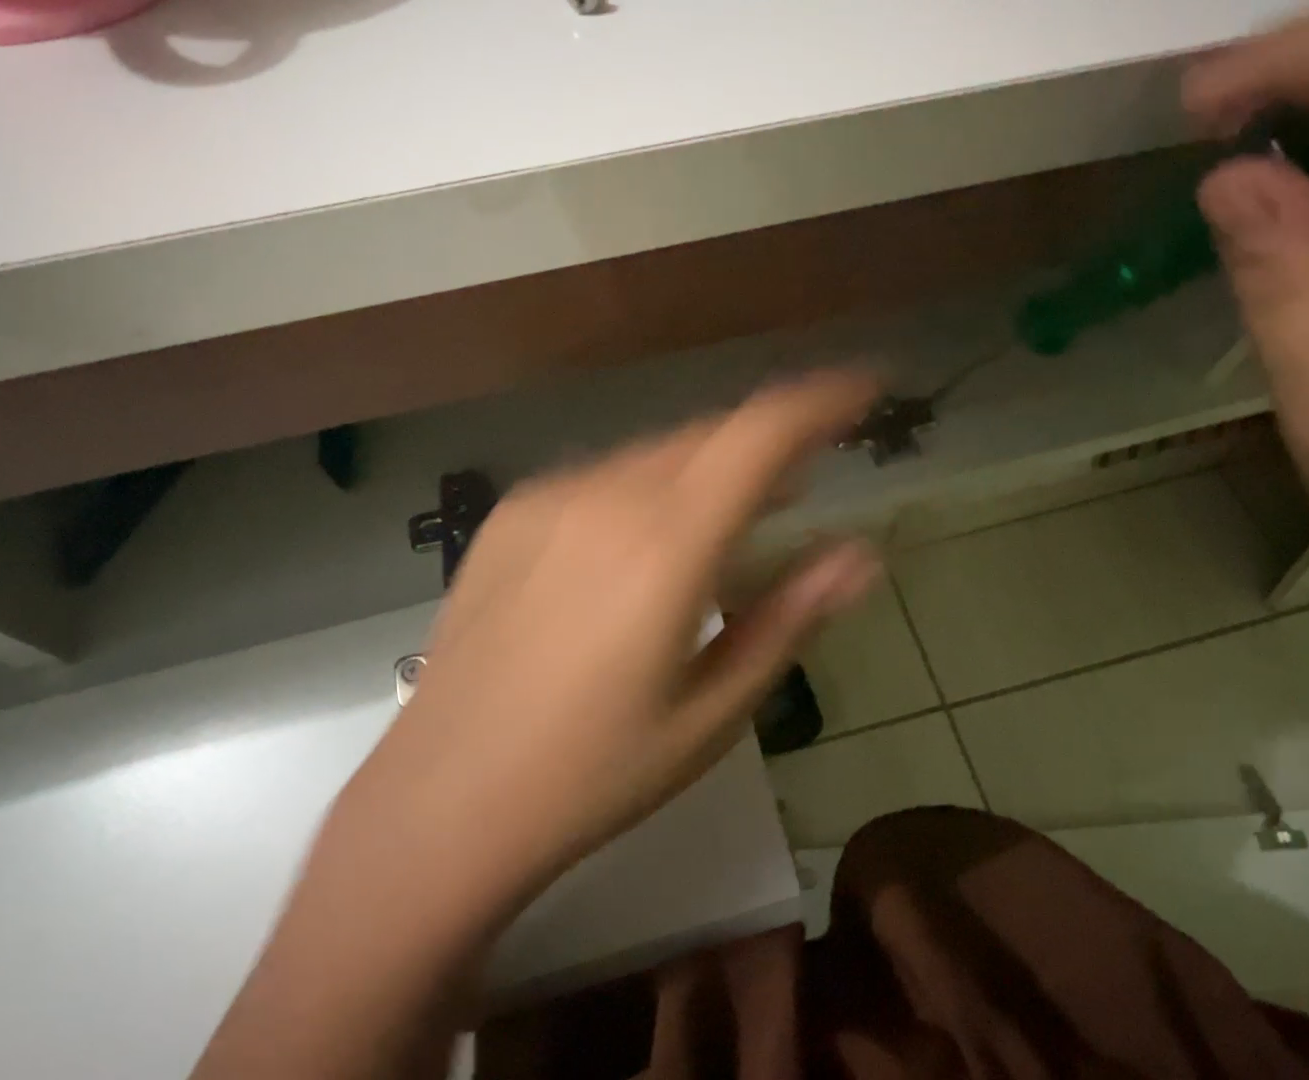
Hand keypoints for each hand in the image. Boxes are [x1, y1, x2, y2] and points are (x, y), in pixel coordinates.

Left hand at [354, 371, 882, 894]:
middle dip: (767, 445)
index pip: (759, 434)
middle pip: (707, 436)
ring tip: (736, 520)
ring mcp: (545, 502)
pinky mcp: (506, 519)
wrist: (444, 801)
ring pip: (653, 454)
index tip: (864, 391)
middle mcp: (604, 498)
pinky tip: (648, 544)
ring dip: (707, 470)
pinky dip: (648, 489)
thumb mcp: (711, 712)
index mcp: (665, 545)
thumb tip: (860, 556)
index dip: (820, 401)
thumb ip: (787, 619)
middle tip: (804, 485)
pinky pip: (601, 478)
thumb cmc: (596, 775)